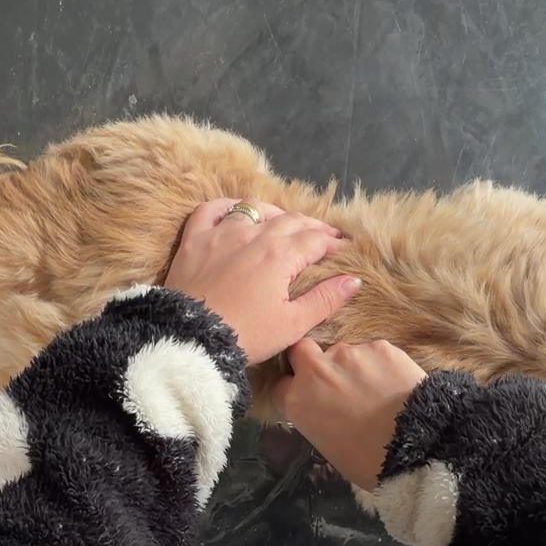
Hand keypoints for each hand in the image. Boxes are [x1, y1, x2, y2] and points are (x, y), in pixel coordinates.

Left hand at [166, 199, 359, 362]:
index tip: (345, 249)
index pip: (316, 240)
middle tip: (323, 237)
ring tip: (284, 223)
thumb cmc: (247, 335)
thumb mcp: (292, 324)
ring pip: (255, 209)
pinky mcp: (194, 240)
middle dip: (311, 227)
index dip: (334, 243)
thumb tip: (353, 280)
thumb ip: (325, 300)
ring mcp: (222, 233)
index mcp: (281, 255)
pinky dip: (227, 206)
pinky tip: (236, 211)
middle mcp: (254, 235)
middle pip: (290, 220)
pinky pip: (211, 210)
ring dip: (275, 213)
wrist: (191, 339)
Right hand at [277, 339, 427, 490]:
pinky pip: (372, 352)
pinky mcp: (379, 346)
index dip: (293, 390)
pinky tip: (392, 383)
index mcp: (297, 400)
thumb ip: (315, 418)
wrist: (417, 445)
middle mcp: (316, 371)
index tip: (305, 397)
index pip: (280, 385)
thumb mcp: (328, 447)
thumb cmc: (369, 460)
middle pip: (300, 351)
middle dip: (309, 361)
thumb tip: (323, 409)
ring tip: (373, 388)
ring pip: (342, 352)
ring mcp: (348, 354)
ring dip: (350, 366)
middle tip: (330, 380)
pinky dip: (378, 365)